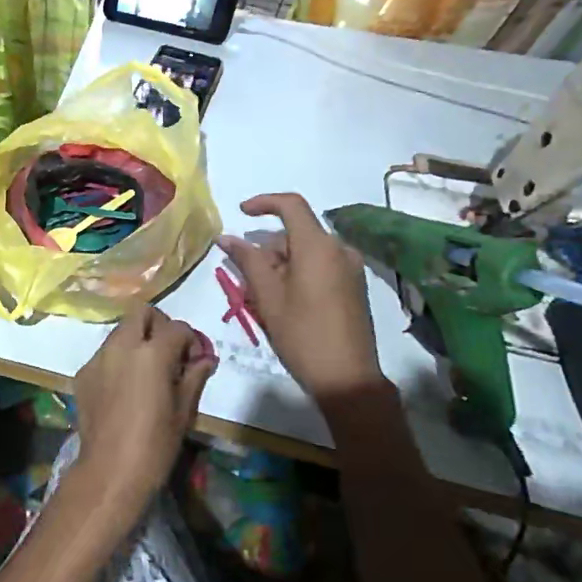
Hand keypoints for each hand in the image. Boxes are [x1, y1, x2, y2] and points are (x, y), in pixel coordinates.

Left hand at [73, 304, 216, 513]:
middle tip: (168, 353)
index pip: (177, 327)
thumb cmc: (155, 445)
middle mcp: (122, 346)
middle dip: (158, 325)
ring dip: (136, 340)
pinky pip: (104, 354)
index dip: (191, 340)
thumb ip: (194, 377)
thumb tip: (205, 359)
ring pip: (120, 331)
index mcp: (152, 353)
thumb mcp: (184, 412)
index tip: (195, 361)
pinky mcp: (83, 374)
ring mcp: (98, 358)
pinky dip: (118, 360)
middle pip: (141, 312)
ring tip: (146, 371)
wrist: (110, 472)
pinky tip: (125, 388)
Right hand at [218, 193, 383, 402]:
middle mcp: (339, 249)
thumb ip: (247, 260)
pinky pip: (321, 265)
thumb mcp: (268, 296)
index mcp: (318, 246)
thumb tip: (227, 237)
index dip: (263, 203)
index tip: (241, 213)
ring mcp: (351, 268)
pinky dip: (300, 272)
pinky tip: (286, 301)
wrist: (348, 378)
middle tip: (248, 279)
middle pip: (297, 232)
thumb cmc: (302, 334)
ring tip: (264, 296)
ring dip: (282, 263)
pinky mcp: (355, 286)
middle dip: (269, 248)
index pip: (291, 205)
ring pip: (308, 251)